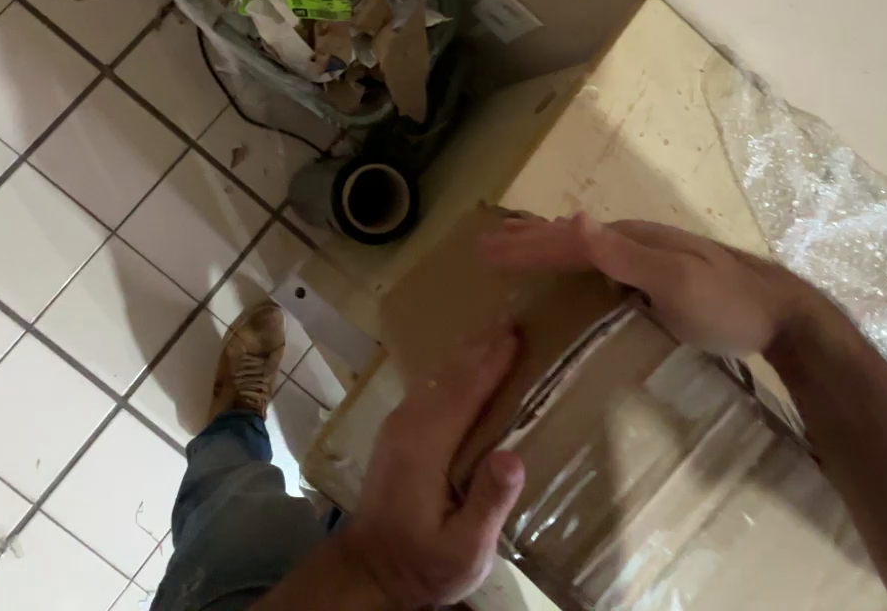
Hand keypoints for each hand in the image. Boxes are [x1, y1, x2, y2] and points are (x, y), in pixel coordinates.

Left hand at [339, 329, 526, 608]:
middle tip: (511, 318)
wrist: (370, 570)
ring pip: (438, 377)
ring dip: (467, 353)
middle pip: (449, 375)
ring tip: (494, 332)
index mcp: (426, 445)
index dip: (492, 362)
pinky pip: (431, 387)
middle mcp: (409, 424)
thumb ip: (488, 503)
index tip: (516, 335)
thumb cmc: (423, 563)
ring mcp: (399, 424)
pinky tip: (467, 365)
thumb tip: (513, 455)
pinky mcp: (398, 430)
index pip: (465, 392)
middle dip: (481, 346)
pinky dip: (454, 370)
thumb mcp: (465, 550)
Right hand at [479, 214, 815, 356]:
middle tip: (485, 241)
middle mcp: (633, 239)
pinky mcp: (658, 275)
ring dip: (545, 243)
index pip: (563, 240)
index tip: (483, 251)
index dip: (524, 246)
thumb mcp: (675, 281)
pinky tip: (577, 262)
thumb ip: (624, 254)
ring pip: (583, 244)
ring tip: (517, 243)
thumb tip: (573, 217)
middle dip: (525, 238)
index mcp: (628, 239)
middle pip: (568, 235)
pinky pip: (599, 260)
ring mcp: (647, 255)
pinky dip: (572, 257)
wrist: (783, 316)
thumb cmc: (727, 303)